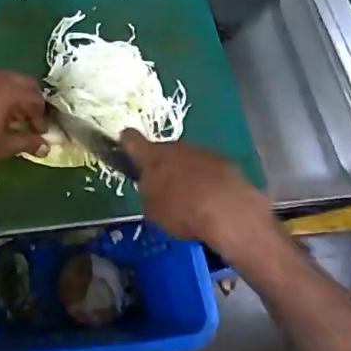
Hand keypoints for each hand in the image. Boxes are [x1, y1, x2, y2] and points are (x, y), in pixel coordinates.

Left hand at [0, 71, 48, 193]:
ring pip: (7, 81)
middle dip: (31, 102)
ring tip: (16, 120)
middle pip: (24, 83)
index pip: (35, 97)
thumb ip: (27, 141)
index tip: (40, 133)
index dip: (41, 116)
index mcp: (7, 90)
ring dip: (16, 97)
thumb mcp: (3, 147)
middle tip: (32, 123)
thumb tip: (45, 146)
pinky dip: (1, 95)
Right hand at [121, 133, 276, 252]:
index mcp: (151, 157)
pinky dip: (207, 181)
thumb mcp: (152, 210)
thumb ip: (149, 194)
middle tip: (163, 188)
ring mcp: (201, 152)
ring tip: (190, 199)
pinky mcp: (224, 162)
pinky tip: (211, 201)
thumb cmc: (180, 210)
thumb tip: (155, 189)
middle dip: (162, 166)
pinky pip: (208, 169)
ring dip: (186, 174)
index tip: (124, 143)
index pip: (131, 140)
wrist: (226, 210)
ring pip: (187, 160)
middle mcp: (175, 148)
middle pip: (163, 152)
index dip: (127, 142)